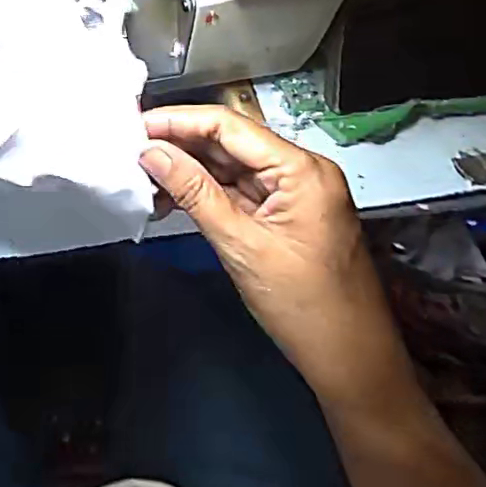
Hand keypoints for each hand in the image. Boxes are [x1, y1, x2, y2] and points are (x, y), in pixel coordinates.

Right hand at [140, 106, 399, 400]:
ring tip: (143, 173)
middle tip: (132, 147)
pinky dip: (201, 190)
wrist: (353, 365)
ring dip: (185, 168)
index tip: (138, 126)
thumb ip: (194, 191)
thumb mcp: (241, 245)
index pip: (229, 126)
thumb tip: (152, 153)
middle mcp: (299, 171)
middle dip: (178, 143)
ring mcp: (290, 192)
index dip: (179, 121)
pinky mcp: (280, 213)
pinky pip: (234, 188)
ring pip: (227, 165)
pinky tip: (169, 195)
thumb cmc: (308, 309)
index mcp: (301, 170)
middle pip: (228, 141)